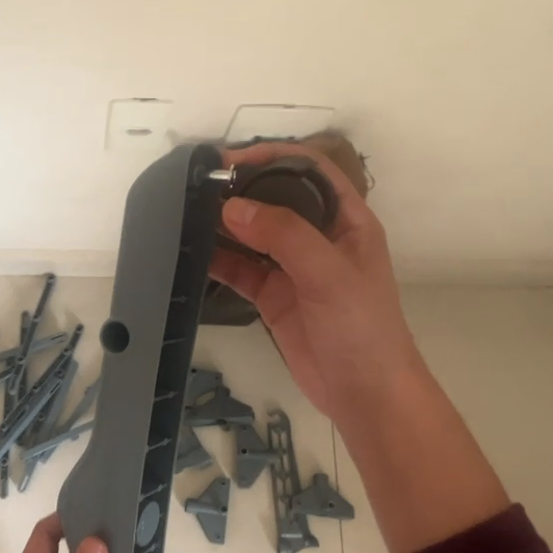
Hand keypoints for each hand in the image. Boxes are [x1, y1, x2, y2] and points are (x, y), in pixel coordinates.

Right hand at [209, 141, 419, 430]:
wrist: (366, 394)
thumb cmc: (362, 327)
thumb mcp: (328, 273)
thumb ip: (283, 236)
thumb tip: (231, 208)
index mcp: (346, 220)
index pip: (309, 171)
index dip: (272, 158)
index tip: (228, 160)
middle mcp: (318, 238)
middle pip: (275, 200)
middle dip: (240, 191)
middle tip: (197, 187)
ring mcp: (293, 269)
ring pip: (253, 235)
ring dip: (224, 225)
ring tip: (186, 214)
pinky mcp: (273, 297)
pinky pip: (241, 270)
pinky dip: (218, 260)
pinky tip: (193, 252)